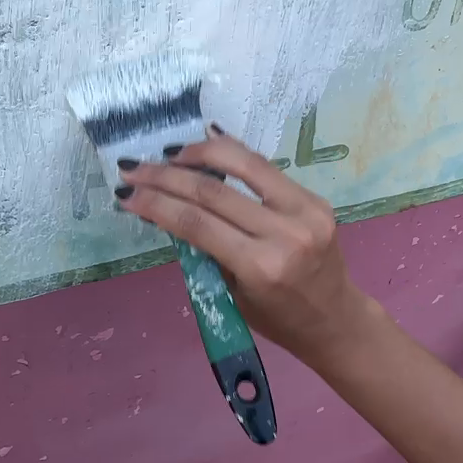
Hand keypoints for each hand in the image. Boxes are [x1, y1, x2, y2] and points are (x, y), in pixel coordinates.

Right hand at [116, 128, 384, 364]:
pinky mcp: (315, 198)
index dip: (156, 204)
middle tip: (133, 168)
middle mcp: (285, 234)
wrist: (336, 320)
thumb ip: (204, 248)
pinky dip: (231, 153)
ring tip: (169, 153)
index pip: (197, 224)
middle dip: (165, 176)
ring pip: (243, 165)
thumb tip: (165, 206)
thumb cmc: (276, 318)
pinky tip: (205, 142)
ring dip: (199, 153)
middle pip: (212, 192)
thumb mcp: (230, 293)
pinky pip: (265, 168)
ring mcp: (305, 211)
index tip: (126, 193)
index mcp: (261, 267)